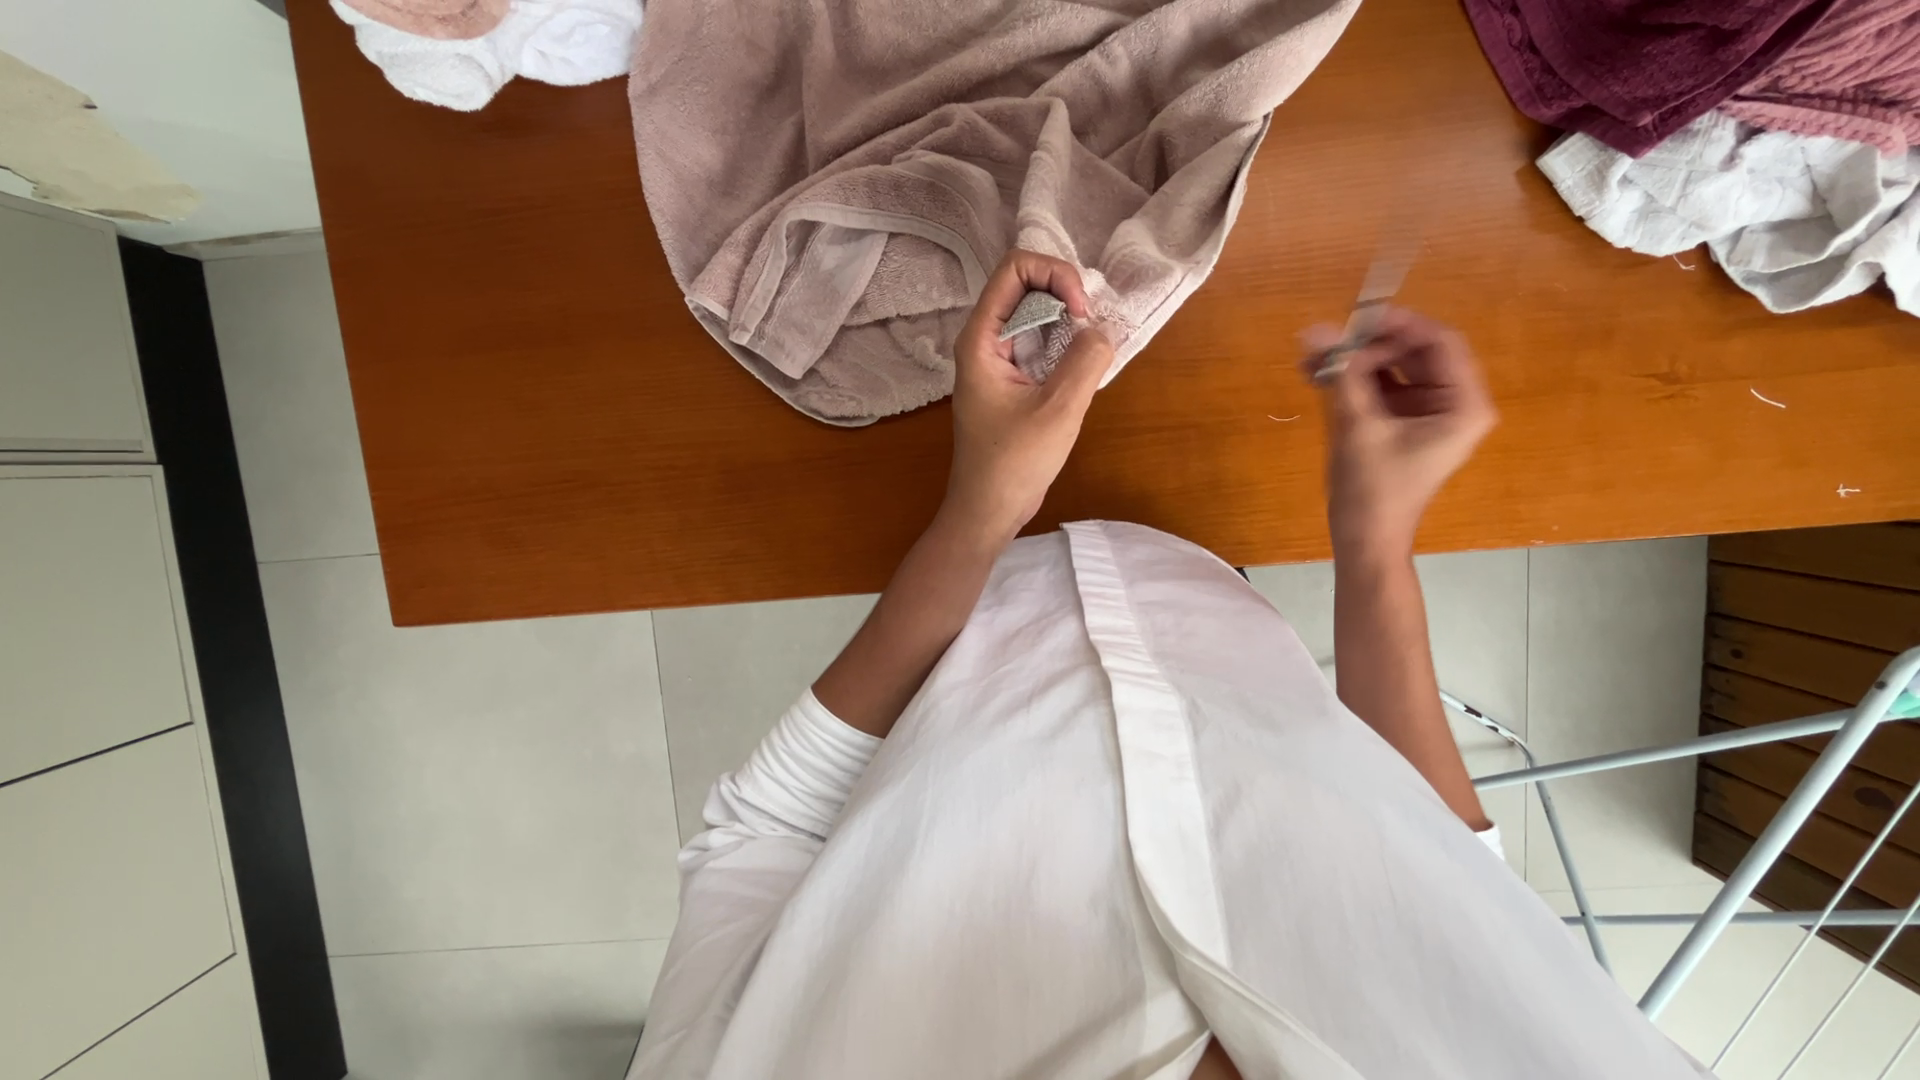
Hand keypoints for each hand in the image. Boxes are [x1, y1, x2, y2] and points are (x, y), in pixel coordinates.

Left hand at [944, 250, 1114, 542]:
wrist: (987, 510)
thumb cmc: (1014, 464)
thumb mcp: (1058, 410)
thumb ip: (1084, 361)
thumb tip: (1100, 331)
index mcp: (981, 339)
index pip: (1015, 268)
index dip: (1055, 274)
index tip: (1082, 312)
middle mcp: (983, 341)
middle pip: (1025, 286)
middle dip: (1065, 293)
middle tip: (1093, 326)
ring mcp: (995, 362)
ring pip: (1034, 316)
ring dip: (1067, 320)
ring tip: (1093, 344)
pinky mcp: (1009, 381)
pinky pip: (1037, 344)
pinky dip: (1063, 344)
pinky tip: (1084, 365)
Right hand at [1302, 308, 1495, 560]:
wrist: (1365, 542)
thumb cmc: (1373, 490)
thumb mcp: (1358, 426)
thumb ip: (1341, 374)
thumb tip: (1314, 330)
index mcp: (1463, 405)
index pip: (1438, 343)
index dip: (1399, 325)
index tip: (1356, 317)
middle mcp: (1450, 404)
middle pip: (1413, 354)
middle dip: (1369, 345)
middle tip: (1327, 341)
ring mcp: (1424, 415)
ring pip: (1391, 370)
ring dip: (1354, 362)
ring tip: (1311, 358)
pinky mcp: (1399, 426)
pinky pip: (1378, 391)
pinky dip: (1351, 382)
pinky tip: (1316, 375)